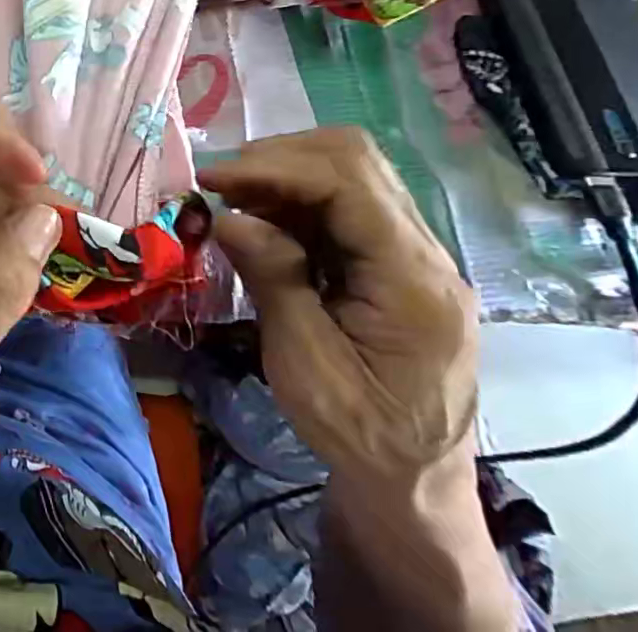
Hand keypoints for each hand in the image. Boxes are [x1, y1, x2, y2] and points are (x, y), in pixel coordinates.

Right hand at [196, 128, 478, 488]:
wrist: (413, 479)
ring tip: (232, 201)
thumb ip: (274, 280)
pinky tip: (259, 221)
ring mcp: (414, 255)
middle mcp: (425, 255)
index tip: (212, 180)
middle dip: (278, 158)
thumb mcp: (305, 365)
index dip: (275, 168)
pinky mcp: (394, 262)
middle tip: (219, 185)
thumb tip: (229, 216)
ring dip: (283, 174)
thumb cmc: (358, 432)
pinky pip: (344, 203)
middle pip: (358, 160)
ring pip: (352, 173)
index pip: (349, 185)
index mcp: (413, 283)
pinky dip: (293, 198)